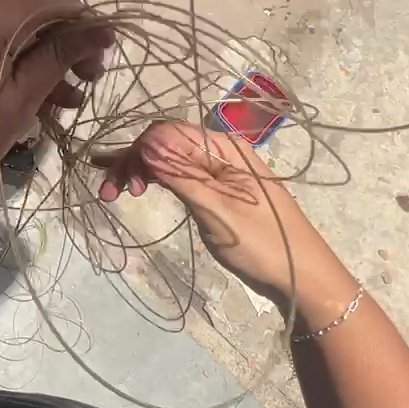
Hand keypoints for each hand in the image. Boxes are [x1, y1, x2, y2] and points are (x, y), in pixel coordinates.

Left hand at [0, 0, 112, 199]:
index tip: (104, 60)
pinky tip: (39, 98)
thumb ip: (58, 59)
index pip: (58, 0)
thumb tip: (101, 31)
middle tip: (88, 85)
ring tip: (67, 103)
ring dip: (45, 59)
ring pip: (18, 30)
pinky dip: (17, 63)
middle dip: (67, 46)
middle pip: (38, 13)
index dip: (88, 26)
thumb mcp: (18, 103)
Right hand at [92, 121, 354, 323]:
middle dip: (132, 161)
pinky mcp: (217, 187)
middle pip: (164, 143)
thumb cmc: (262, 244)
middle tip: (106, 191)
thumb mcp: (217, 211)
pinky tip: (134, 184)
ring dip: (139, 170)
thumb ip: (181, 175)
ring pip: (168, 158)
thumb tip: (146, 144)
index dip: (137, 152)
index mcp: (223, 147)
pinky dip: (156, 178)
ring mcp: (219, 169)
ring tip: (111, 190)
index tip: (120, 184)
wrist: (302, 274)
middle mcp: (219, 150)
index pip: (167, 133)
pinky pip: (180, 173)